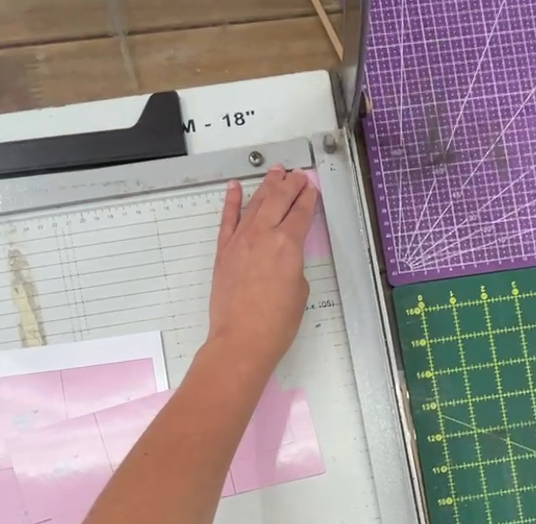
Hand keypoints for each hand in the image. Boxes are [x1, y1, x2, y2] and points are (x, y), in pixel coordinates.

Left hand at [204, 167, 318, 374]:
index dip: (308, 198)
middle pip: (279, 200)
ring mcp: (241, 241)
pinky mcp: (224, 251)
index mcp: (288, 246)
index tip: (311, 189)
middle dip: (290, 185)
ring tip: (274, 172)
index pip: (300, 213)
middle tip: (297, 175)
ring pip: (255, 203)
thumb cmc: (275, 325)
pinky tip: (234, 188)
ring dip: (267, 185)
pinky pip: (228, 219)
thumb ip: (295, 267)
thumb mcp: (299, 293)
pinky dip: (231, 201)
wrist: (242, 339)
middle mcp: (264, 236)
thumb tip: (286, 259)